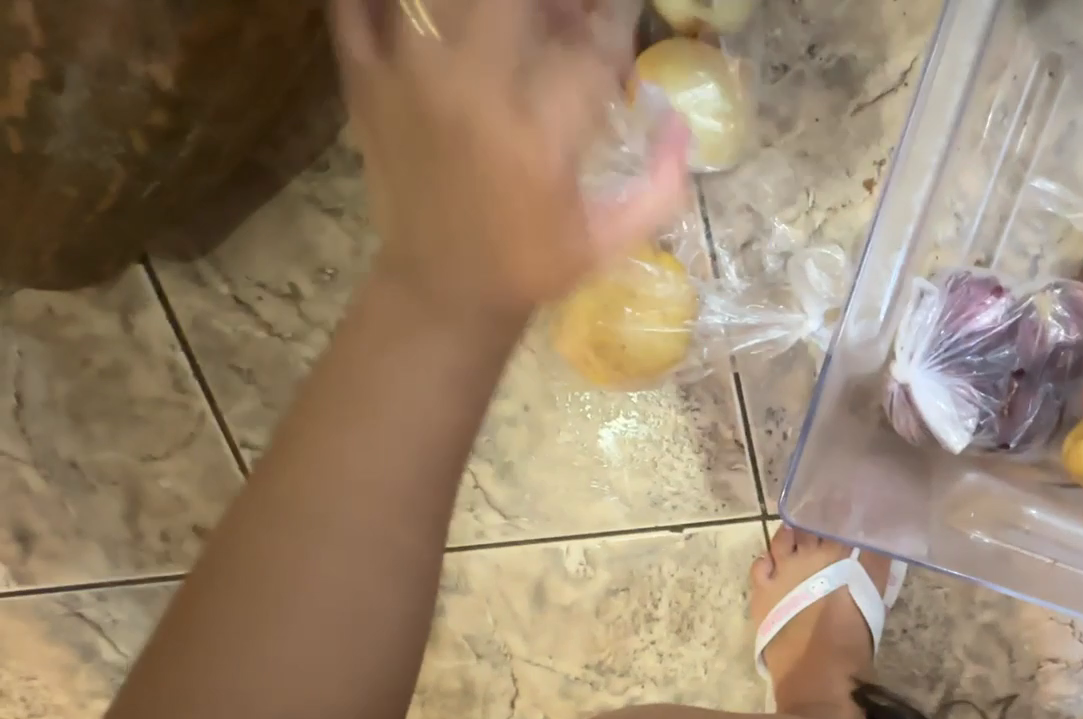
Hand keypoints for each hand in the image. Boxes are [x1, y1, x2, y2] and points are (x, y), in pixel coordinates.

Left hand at [331, 0, 690, 316]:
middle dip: (555, 1)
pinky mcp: (363, 74)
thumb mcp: (613, 240)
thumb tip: (681, 124)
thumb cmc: (535, 265)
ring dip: (491, 4)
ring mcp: (407, 74)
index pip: (590, 50)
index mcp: (540, 137)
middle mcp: (471, 90)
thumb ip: (661, 186)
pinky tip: (440, 18)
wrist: (444, 288)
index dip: (614, 28)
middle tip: (565, 16)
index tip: (621, 26)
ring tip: (513, 21)